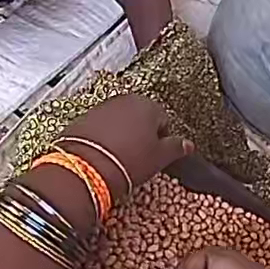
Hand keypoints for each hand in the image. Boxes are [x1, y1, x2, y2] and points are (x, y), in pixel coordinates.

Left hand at [59, 94, 191, 201]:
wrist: (87, 167)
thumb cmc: (128, 161)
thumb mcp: (160, 157)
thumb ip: (176, 147)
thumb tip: (188, 144)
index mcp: (148, 105)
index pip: (163, 121)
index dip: (161, 142)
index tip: (155, 157)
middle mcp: (124, 100)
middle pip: (139, 118)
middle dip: (140, 136)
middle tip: (138, 159)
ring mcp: (101, 108)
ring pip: (118, 123)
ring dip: (121, 137)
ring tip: (119, 160)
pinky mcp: (82, 119)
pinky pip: (99, 129)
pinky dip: (102, 140)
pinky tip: (103, 157)